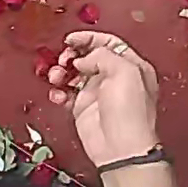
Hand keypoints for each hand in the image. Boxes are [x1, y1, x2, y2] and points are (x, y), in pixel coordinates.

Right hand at [46, 31, 160, 167]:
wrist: (120, 147)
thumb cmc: (130, 112)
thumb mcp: (125, 72)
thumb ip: (103, 56)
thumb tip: (83, 59)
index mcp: (130, 66)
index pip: (108, 43)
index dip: (89, 38)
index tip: (70, 39)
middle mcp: (114, 78)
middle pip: (88, 56)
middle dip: (73, 55)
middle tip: (64, 59)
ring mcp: (97, 93)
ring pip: (74, 73)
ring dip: (61, 72)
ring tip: (56, 77)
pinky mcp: (83, 108)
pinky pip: (65, 94)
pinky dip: (58, 91)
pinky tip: (58, 94)